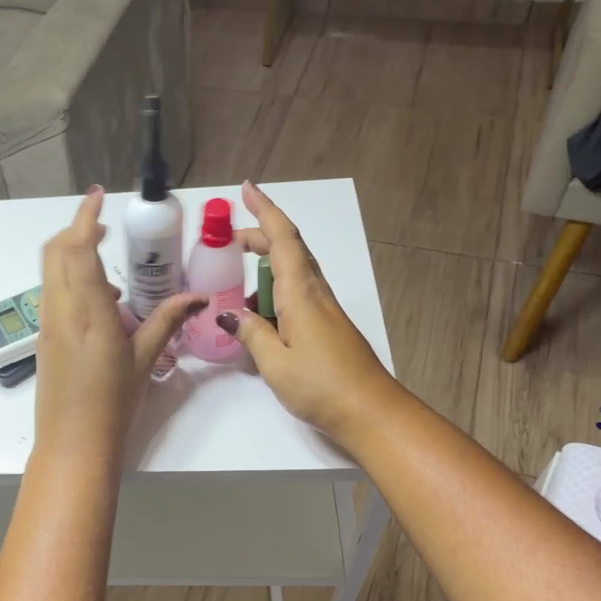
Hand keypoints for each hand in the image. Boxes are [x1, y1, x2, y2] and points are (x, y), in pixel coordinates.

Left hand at [34, 186, 203, 456]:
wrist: (73, 444)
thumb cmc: (113, 404)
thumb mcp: (144, 359)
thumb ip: (167, 320)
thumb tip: (198, 297)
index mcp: (86, 311)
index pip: (78, 248)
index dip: (85, 216)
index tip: (98, 197)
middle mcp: (59, 311)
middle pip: (55, 252)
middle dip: (76, 231)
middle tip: (104, 230)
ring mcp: (46, 326)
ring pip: (50, 274)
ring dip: (72, 258)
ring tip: (110, 275)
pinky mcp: (43, 341)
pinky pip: (52, 296)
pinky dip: (69, 283)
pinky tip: (99, 307)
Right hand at [217, 181, 405, 442]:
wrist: (369, 411)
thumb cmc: (321, 386)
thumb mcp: (275, 363)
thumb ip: (252, 334)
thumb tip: (230, 313)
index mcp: (301, 294)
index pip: (282, 239)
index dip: (264, 211)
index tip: (247, 189)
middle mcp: (316, 294)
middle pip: (290, 250)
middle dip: (261, 236)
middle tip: (231, 238)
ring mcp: (325, 311)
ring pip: (295, 274)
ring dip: (268, 268)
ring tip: (238, 285)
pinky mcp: (329, 327)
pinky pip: (299, 296)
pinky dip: (277, 293)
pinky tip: (261, 317)